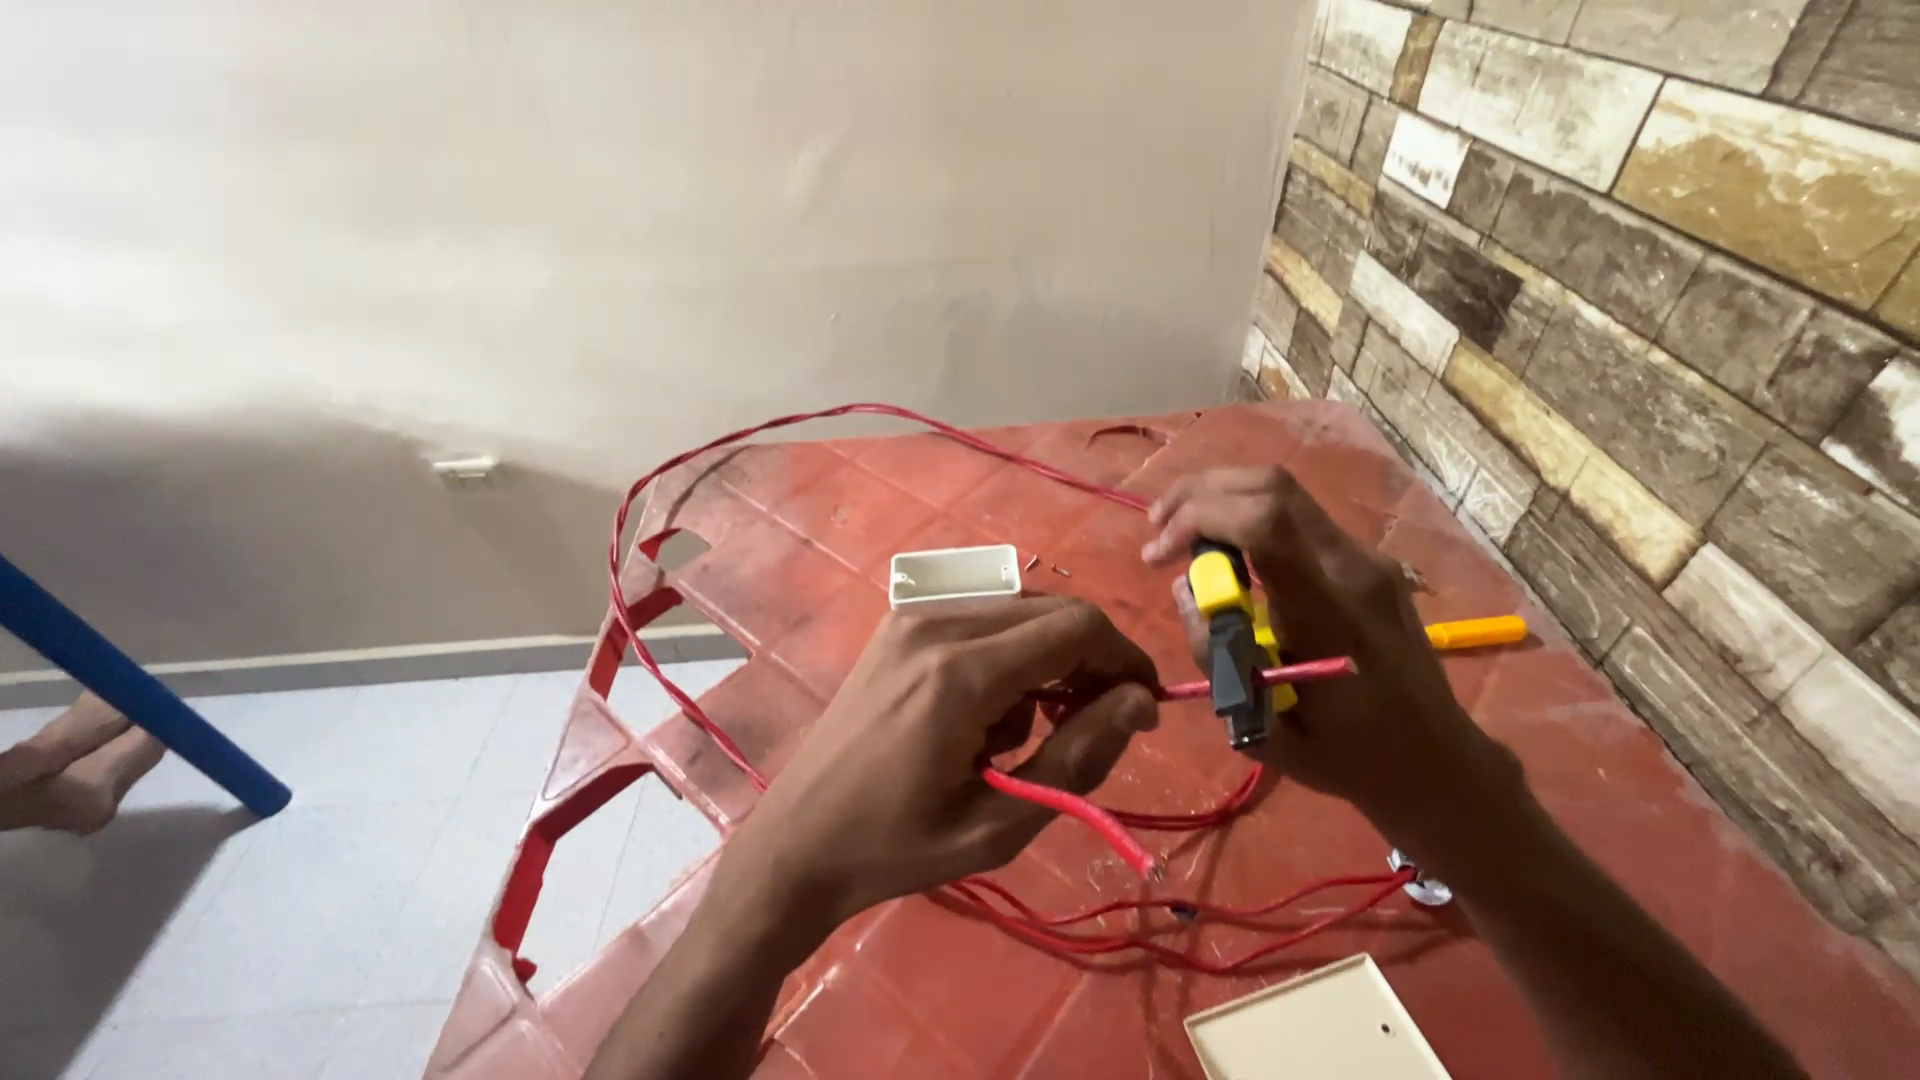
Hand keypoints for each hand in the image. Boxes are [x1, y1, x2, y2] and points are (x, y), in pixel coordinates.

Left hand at [712, 595, 1158, 933]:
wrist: (798, 840)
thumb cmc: (897, 846)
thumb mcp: (999, 823)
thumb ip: (1078, 757)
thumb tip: (1139, 703)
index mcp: (959, 673)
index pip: (1077, 628)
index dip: (1124, 661)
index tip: (1142, 710)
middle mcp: (936, 623)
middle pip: (1052, 611)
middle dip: (1091, 662)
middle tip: (1092, 727)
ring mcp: (911, 617)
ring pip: (1020, 611)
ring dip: (1047, 661)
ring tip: (1024, 733)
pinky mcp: (898, 625)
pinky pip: (982, 617)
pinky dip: (1008, 654)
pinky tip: (985, 711)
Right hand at [1141, 468, 1523, 850]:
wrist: (1435, 761)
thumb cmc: (1346, 757)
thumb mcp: (1262, 729)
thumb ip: (1216, 654)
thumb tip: (1184, 588)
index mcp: (1331, 618)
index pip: (1266, 526)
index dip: (1200, 519)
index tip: (1157, 555)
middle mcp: (1354, 571)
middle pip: (1272, 488)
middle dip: (1199, 493)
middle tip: (1156, 528)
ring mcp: (1367, 559)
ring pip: (1284, 491)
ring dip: (1221, 498)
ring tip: (1179, 531)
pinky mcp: (1366, 561)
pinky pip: (1297, 516)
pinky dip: (1245, 514)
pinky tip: (1223, 549)